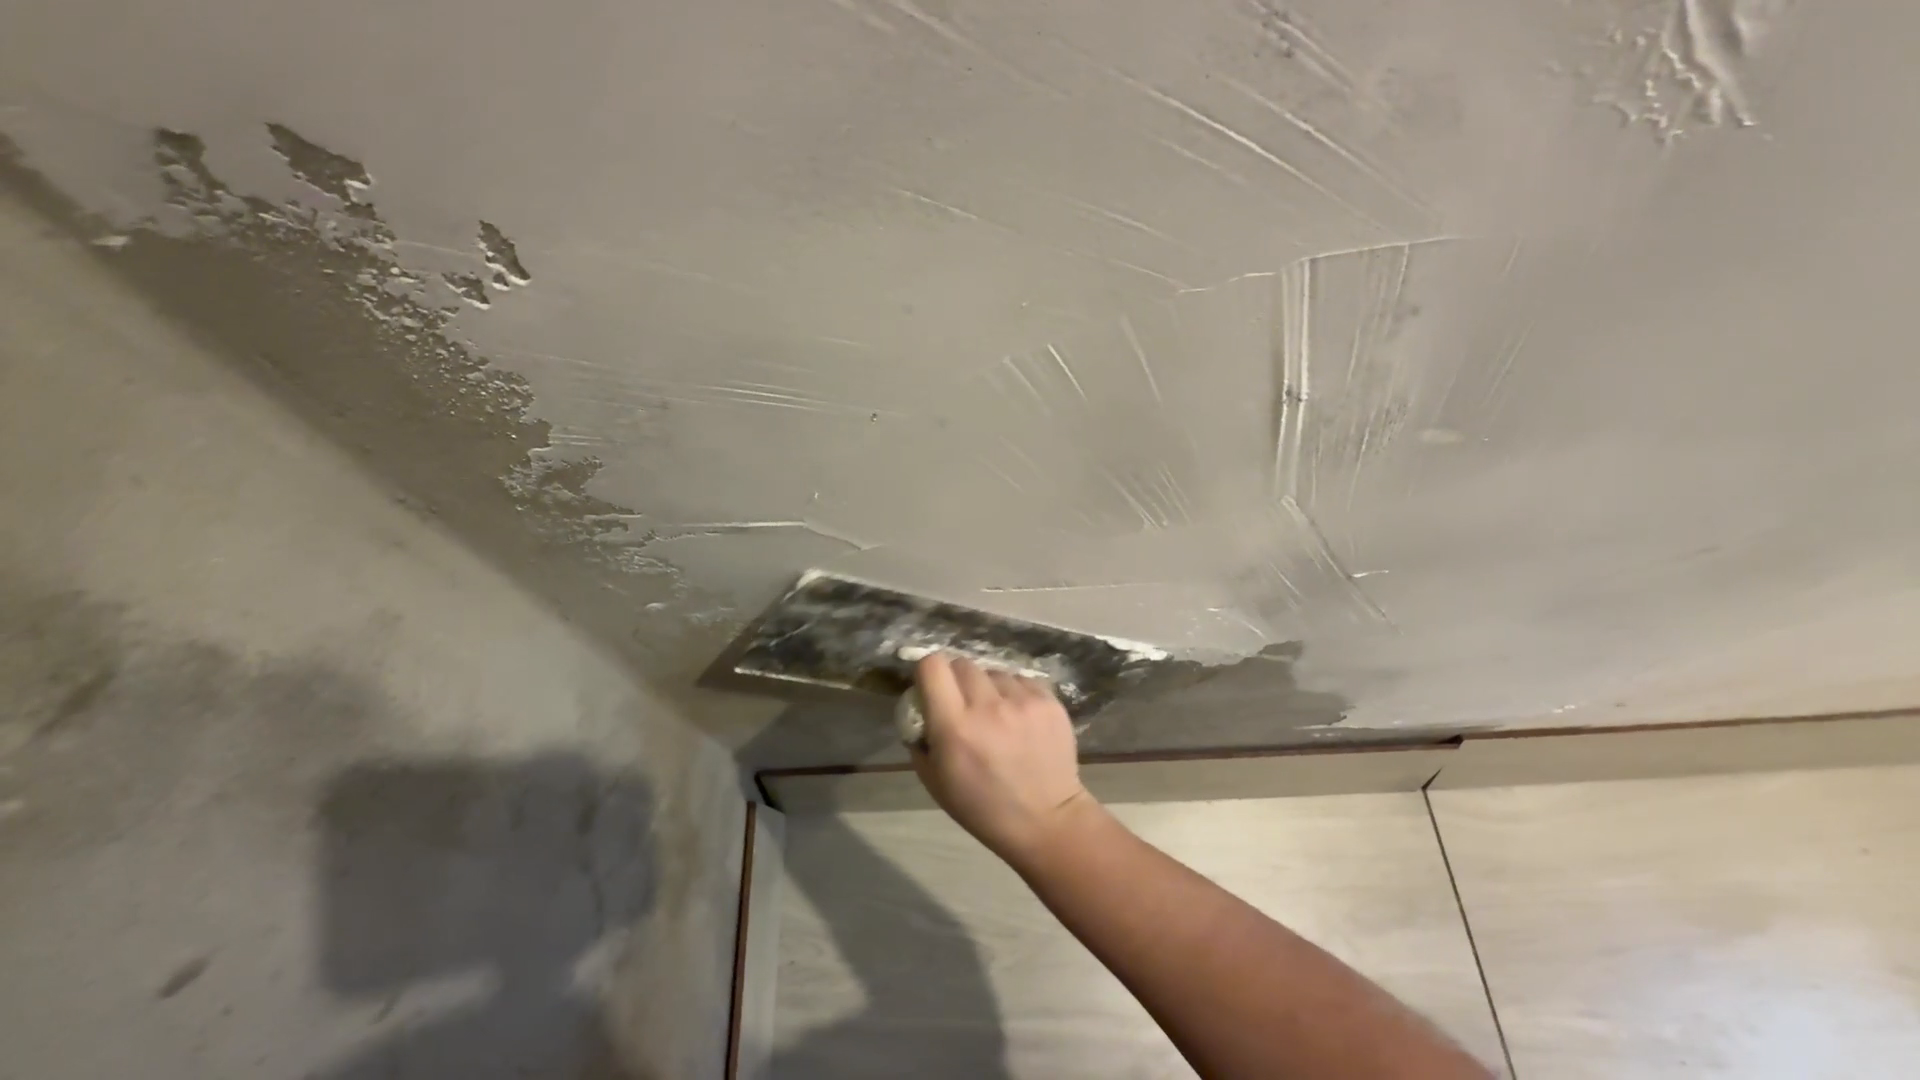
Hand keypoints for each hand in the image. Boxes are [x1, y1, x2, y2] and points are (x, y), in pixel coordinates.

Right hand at [910, 653, 1098, 868]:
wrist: (1045, 820)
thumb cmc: (982, 807)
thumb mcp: (934, 780)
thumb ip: (921, 739)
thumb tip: (920, 710)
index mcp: (955, 726)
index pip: (932, 666)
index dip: (928, 673)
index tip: (931, 688)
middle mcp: (988, 706)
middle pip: (963, 664)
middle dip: (957, 680)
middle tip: (963, 705)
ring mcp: (1023, 701)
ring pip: (993, 672)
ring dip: (988, 688)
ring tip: (996, 716)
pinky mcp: (1049, 701)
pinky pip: (1021, 681)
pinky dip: (1015, 694)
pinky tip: (1019, 719)